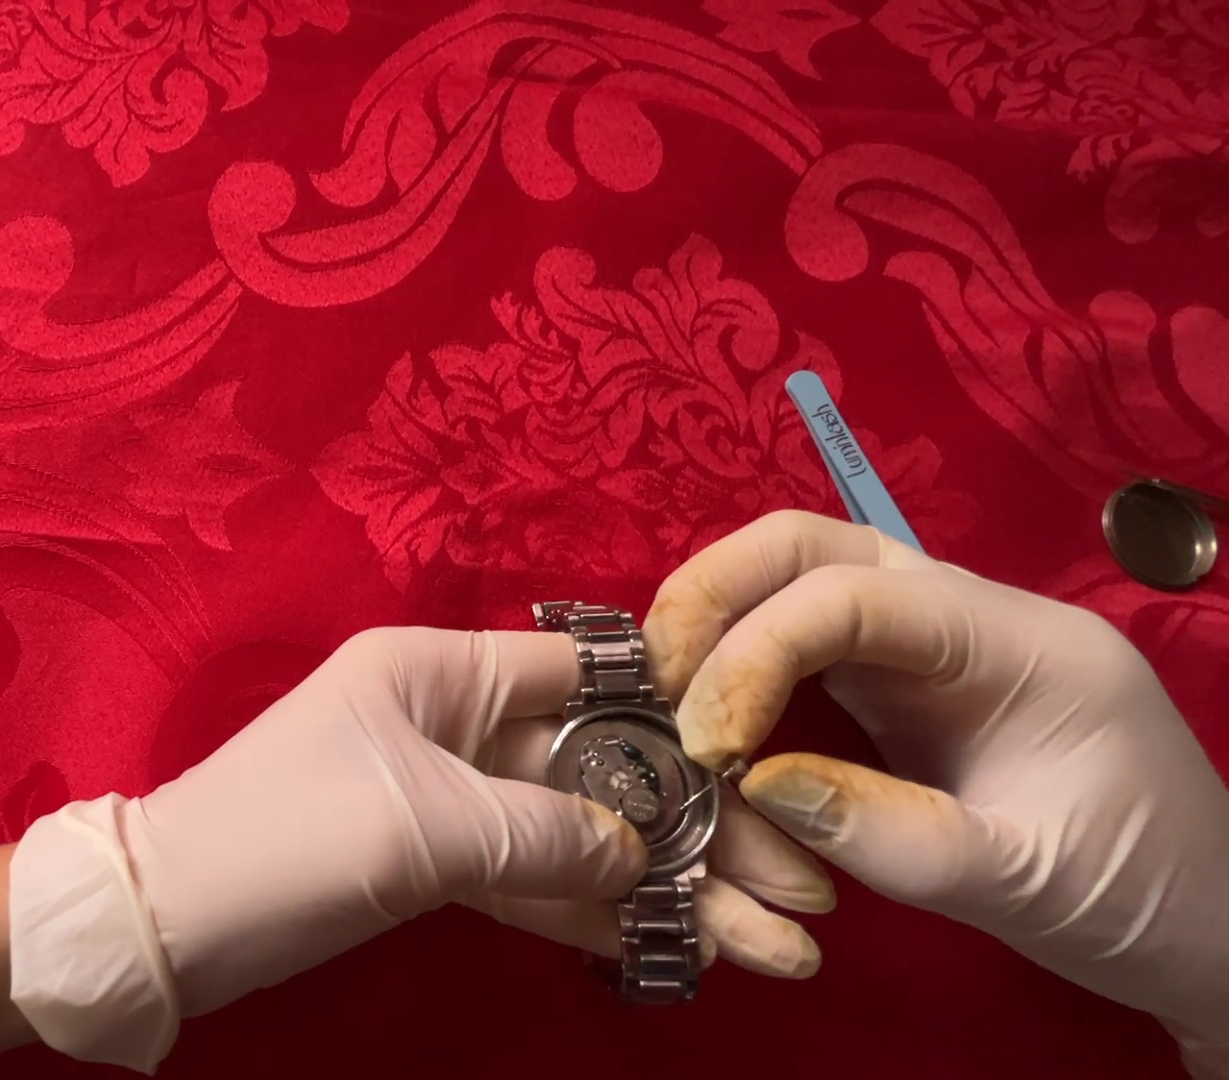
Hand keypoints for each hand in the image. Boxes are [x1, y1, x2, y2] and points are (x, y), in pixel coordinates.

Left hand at [9, 627, 827, 1070]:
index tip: (752, 755)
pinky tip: (674, 945)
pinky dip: (590, 909)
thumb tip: (635, 848)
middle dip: (681, 822)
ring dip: (654, 882)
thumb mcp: (419, 825)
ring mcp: (444, 792)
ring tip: (770, 939)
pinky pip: (527, 874)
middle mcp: (447, 719)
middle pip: (586, 762)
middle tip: (795, 888)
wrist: (179, 917)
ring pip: (566, 828)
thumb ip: (538, 832)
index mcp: (435, 673)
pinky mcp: (434, 858)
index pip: (571, 671)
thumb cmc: (285, 838)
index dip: (661, 707)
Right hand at [646, 510, 1228, 1076]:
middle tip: (656, 679)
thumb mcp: (1030, 887)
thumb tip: (749, 780)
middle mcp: (956, 606)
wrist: (1203, 918)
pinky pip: (776, 615)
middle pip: (799, 542)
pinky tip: (695, 695)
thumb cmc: (1139, 899)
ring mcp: (913, 626)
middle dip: (707, 598)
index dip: (753, 657)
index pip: (849, 599)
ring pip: (777, 564)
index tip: (708, 748)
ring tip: (663, 688)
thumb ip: (892, 837)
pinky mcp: (877, 659)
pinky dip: (718, 643)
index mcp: (1017, 644)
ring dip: (701, 614)